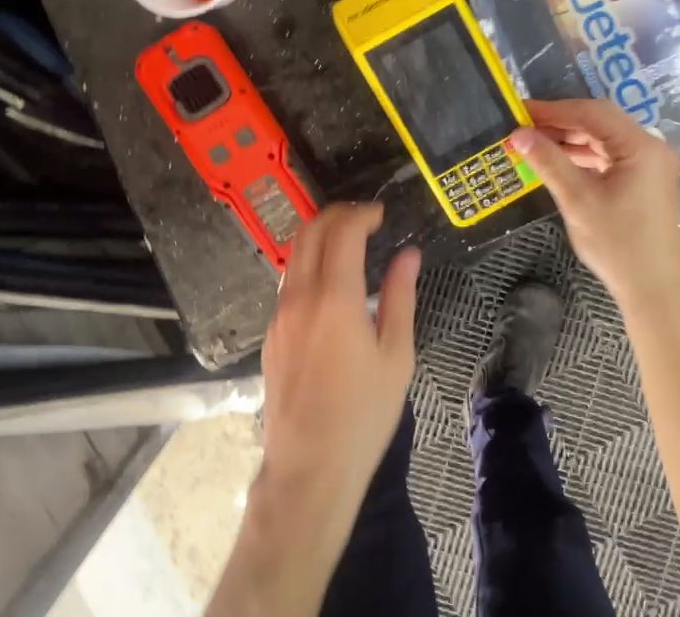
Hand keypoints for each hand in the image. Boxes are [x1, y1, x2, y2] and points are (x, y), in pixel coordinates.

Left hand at [258, 203, 420, 497]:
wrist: (309, 466)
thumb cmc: (363, 414)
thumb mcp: (396, 356)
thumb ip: (400, 297)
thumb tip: (408, 255)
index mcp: (335, 298)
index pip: (342, 231)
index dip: (362, 213)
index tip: (382, 214)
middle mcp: (299, 298)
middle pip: (309, 232)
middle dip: (337, 215)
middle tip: (365, 219)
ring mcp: (279, 316)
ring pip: (294, 256)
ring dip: (320, 238)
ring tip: (350, 246)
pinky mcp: (271, 335)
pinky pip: (288, 284)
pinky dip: (309, 267)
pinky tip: (331, 287)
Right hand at [508, 98, 679, 306]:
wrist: (652, 289)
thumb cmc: (617, 244)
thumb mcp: (578, 200)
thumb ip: (548, 161)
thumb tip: (517, 134)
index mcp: (642, 146)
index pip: (593, 113)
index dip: (554, 110)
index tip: (520, 111)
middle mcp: (651, 148)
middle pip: (600, 123)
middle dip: (561, 123)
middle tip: (523, 127)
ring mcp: (650, 165)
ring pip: (604, 140)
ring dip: (571, 140)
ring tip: (534, 144)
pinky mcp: (645, 181)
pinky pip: (611, 158)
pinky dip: (584, 157)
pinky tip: (558, 160)